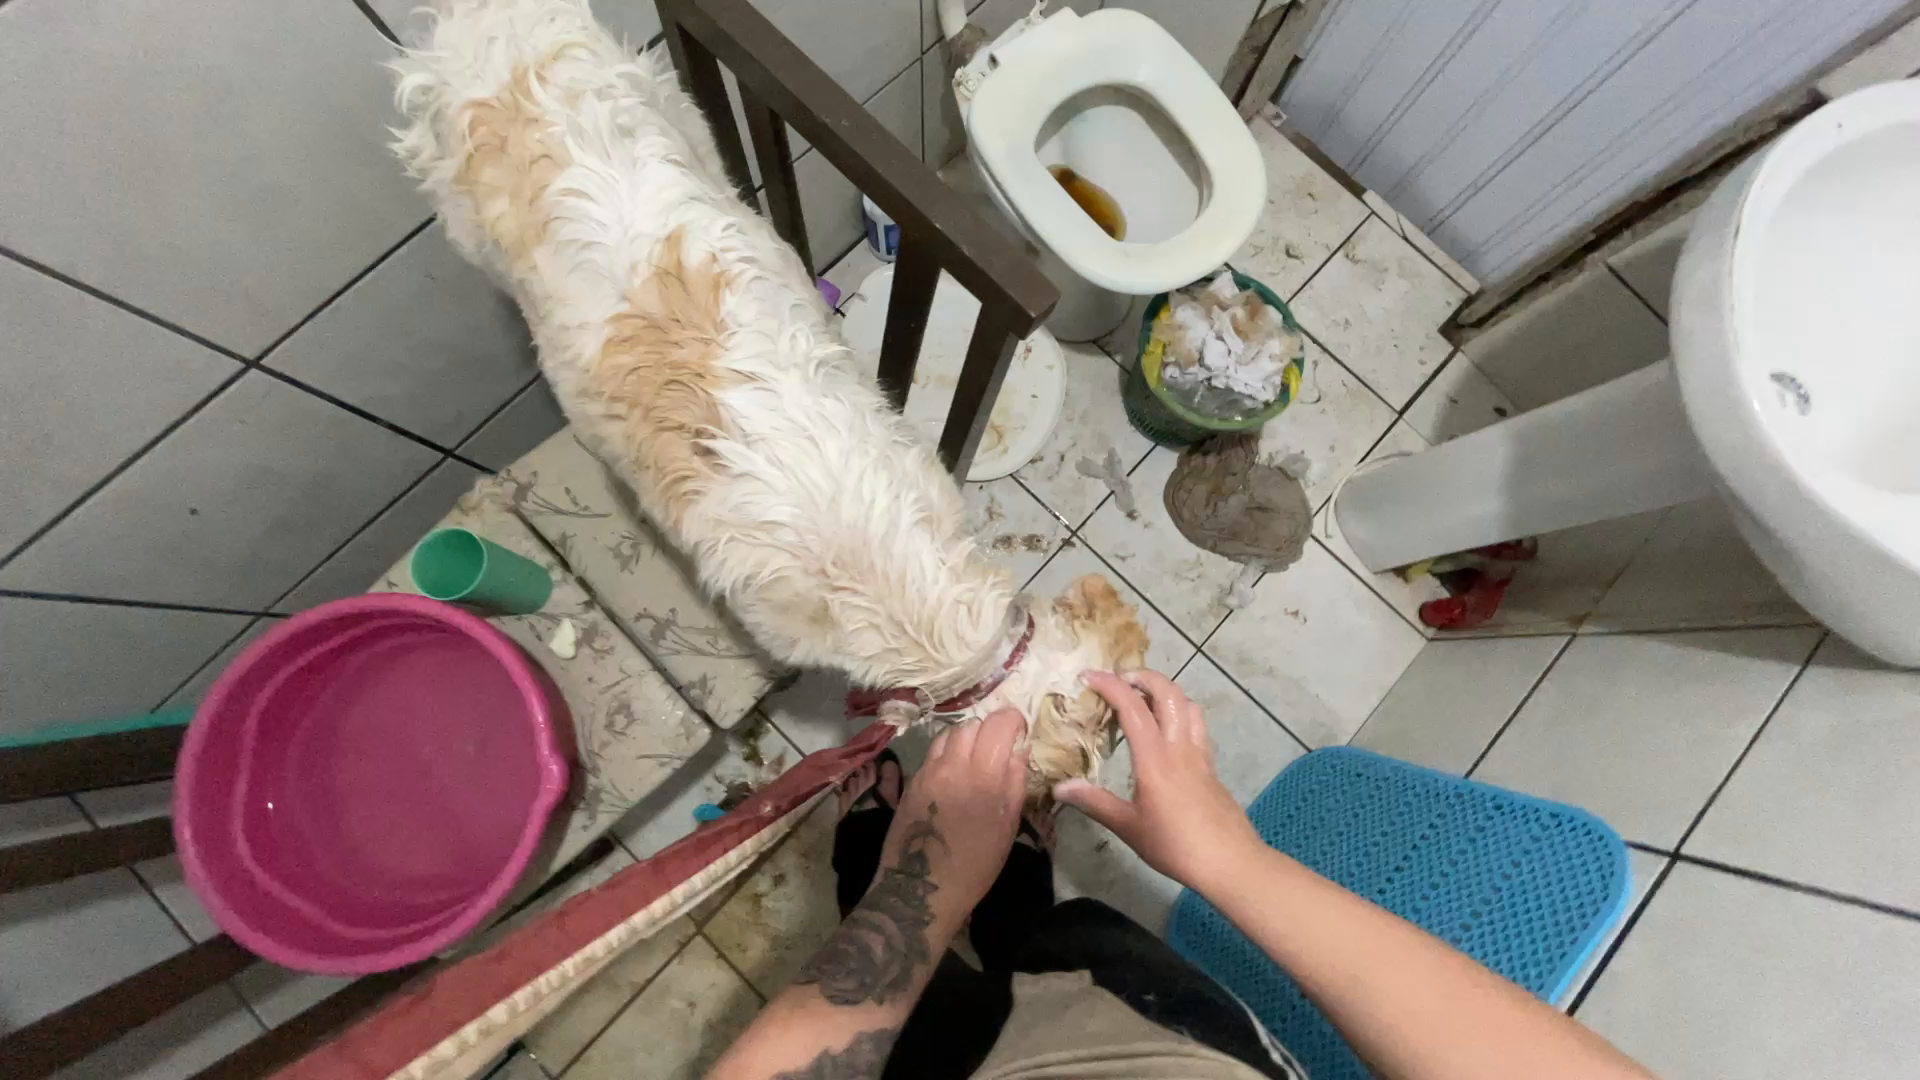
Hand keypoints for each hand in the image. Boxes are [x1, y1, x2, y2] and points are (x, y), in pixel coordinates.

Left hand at [879, 707, 1029, 923]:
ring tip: (974, 757)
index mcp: (985, 776)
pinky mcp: (912, 778)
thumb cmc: (976, 864)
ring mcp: (929, 769)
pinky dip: (948, 751)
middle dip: (989, 729)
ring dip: (967, 737)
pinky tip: (954, 772)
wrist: (921, 889)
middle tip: (997, 747)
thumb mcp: (1008, 826)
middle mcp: (955, 764)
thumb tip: (1019, 750)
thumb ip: (1015, 781)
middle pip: (974, 723)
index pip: (999, 723)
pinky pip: (934, 750)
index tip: (1019, 730)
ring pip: (951, 732)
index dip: (1013, 720)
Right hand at [1052, 669, 1261, 891]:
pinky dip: (1179, 711)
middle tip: (1119, 680)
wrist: (1231, 863)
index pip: (1132, 707)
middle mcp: (1179, 746)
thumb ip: (1094, 802)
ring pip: (1186, 703)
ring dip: (1164, 690)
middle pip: (1167, 692)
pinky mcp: (1210, 764)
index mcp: (1155, 758)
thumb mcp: (1129, 827)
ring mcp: (1199, 753)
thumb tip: (1059, 787)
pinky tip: (1166, 730)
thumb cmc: (1176, 846)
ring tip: (1142, 698)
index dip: (1109, 685)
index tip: (1088, 676)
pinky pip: (1196, 723)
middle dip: (1142, 676)